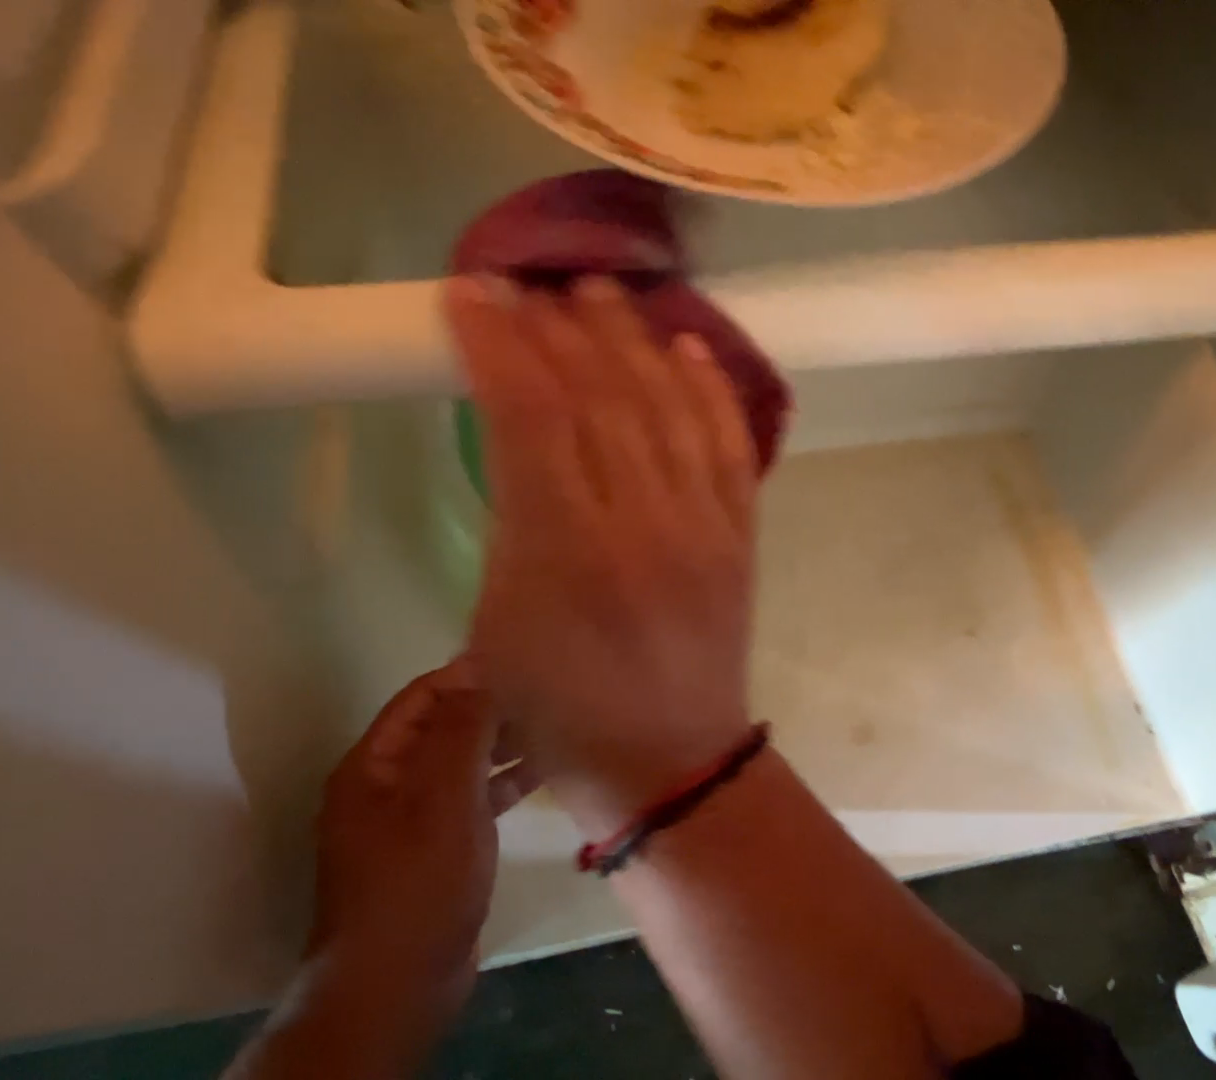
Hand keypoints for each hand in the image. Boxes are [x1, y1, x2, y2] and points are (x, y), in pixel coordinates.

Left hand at [308, 662, 537, 1006]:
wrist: (396, 983)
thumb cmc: (418, 881)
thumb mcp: (444, 797)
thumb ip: (461, 729)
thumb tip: (478, 669)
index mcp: (373, 765)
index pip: (422, 697)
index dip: (468, 675)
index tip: (521, 660)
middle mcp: (385, 786)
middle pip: (441, 728)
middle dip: (490, 708)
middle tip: (547, 691)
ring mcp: (409, 822)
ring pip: (460, 765)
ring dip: (501, 745)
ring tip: (552, 724)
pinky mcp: (434, 852)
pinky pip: (470, 800)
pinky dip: (501, 783)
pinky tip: (539, 773)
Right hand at [443, 273, 758, 834]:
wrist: (670, 763)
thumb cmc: (562, 711)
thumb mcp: (497, 622)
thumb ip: (510, 524)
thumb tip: (523, 440)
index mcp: (563, 549)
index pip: (530, 414)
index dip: (500, 344)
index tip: (473, 295)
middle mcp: (640, 522)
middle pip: (602, 394)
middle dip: (563, 327)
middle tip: (537, 283)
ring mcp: (702, 525)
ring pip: (668, 406)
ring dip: (634, 339)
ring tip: (603, 294)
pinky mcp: (741, 537)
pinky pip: (728, 446)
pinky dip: (709, 390)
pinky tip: (688, 348)